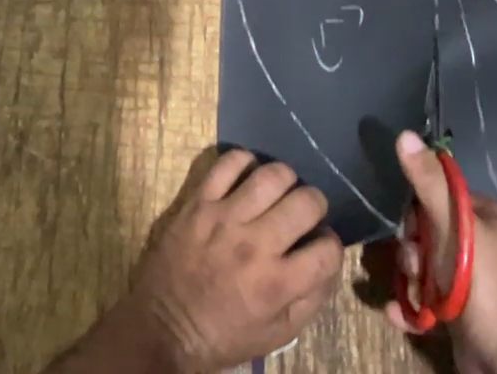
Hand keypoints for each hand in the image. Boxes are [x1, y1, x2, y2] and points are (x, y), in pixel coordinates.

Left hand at [77, 149, 343, 372]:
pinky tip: (248, 176)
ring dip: (286, 179)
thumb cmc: (225, 333)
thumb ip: (313, 296)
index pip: (328, 247)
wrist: (165, 326)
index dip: (331, 244)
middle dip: (315, 205)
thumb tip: (328, 255)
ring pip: (272, 175)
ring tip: (280, 191)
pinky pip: (228, 163)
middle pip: (306, 201)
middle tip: (304, 212)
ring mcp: (224, 218)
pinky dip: (245, 162)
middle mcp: (255, 245)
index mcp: (277, 284)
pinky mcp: (199, 202)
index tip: (320, 244)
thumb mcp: (278, 333)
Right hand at [379, 131, 496, 373]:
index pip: (439, 192)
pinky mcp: (460, 312)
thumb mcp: (456, 228)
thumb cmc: (488, 287)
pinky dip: (411, 306)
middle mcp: (481, 244)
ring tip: (415, 295)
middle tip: (416, 267)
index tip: (410, 226)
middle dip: (411, 250)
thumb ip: (429, 183)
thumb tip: (404, 133)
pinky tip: (400, 314)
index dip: (418, 208)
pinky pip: (425, 299)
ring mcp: (471, 281)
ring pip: (422, 266)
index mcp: (486, 217)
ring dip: (409, 280)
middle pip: (426, 231)